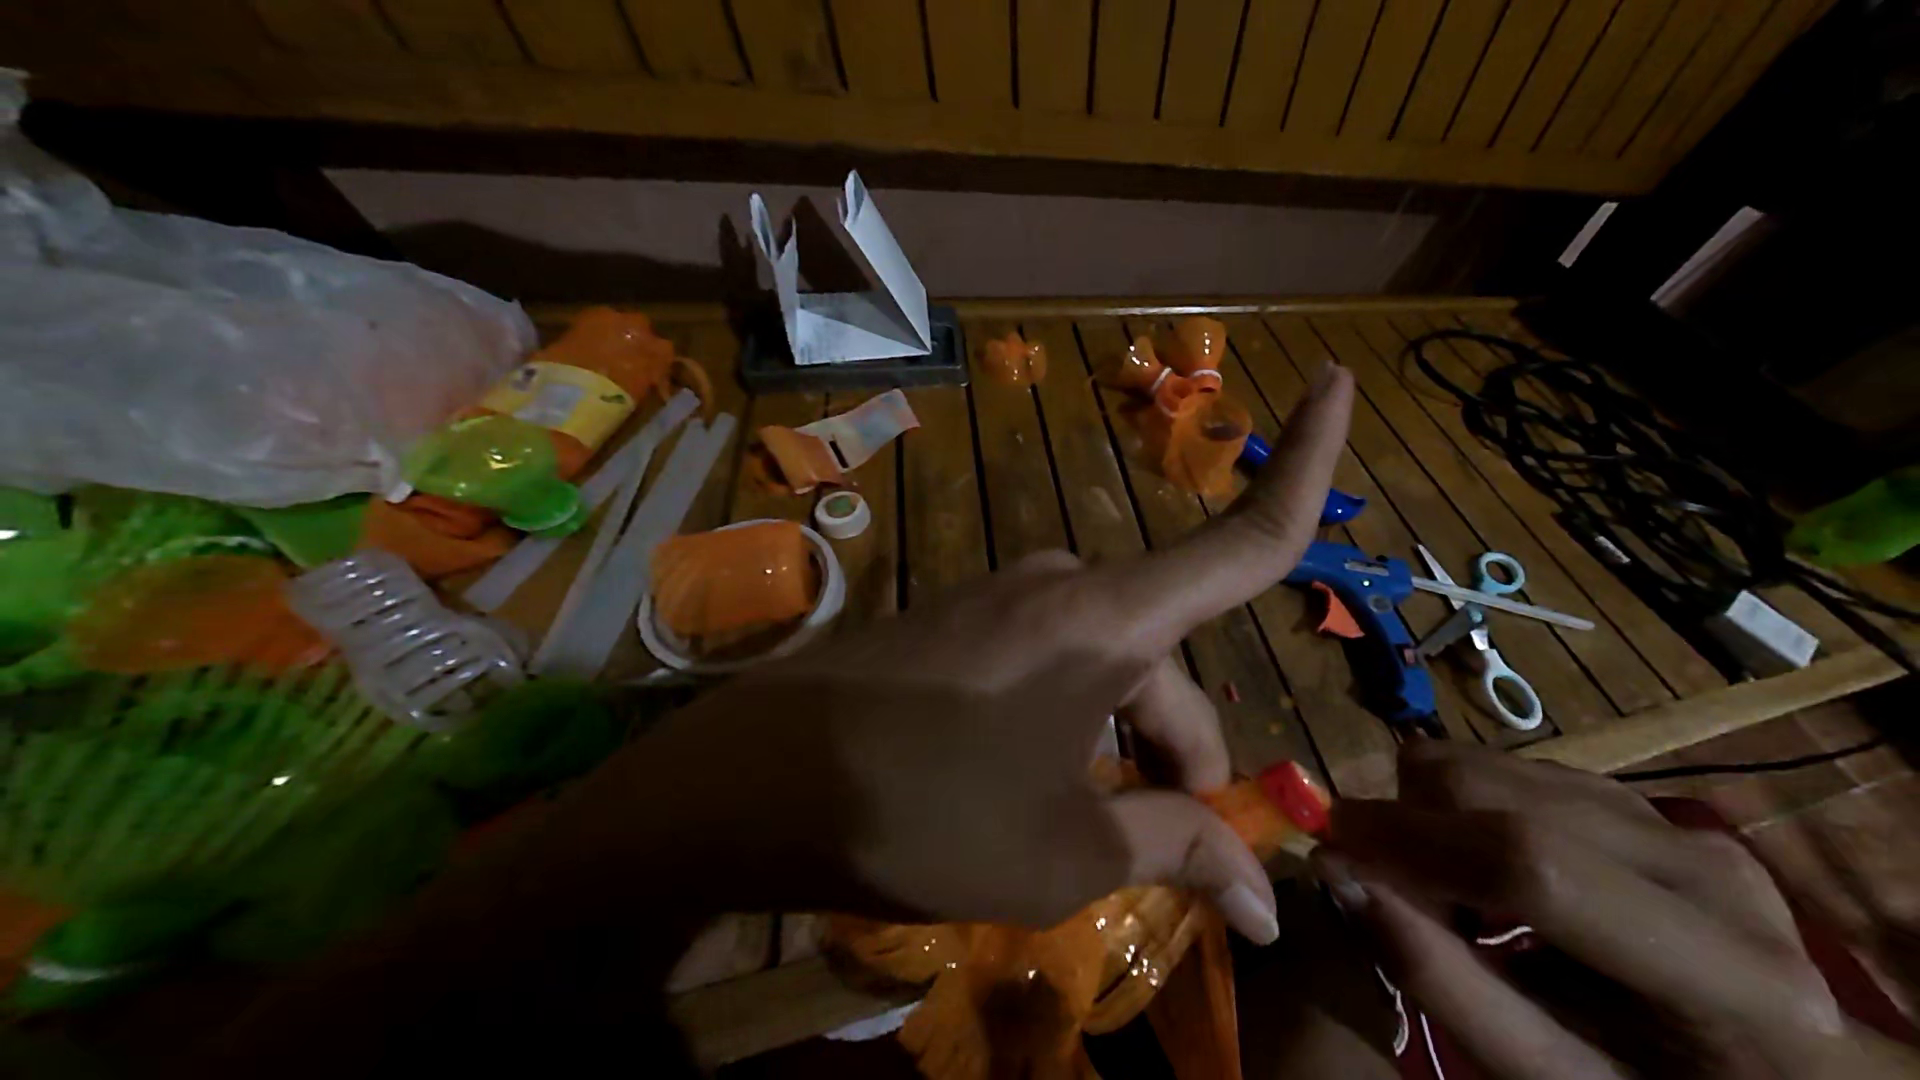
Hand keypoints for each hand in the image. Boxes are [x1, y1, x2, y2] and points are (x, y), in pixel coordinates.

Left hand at [540, 362, 1354, 945]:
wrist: (755, 778)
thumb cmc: (917, 813)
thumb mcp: (1060, 852)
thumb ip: (1172, 852)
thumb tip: (1271, 899)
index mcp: (1107, 623)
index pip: (1240, 541)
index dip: (1306, 465)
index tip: (1343, 387)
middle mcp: (1061, 587)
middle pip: (1167, 661)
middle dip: (1182, 753)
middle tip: (1175, 846)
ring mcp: (1000, 598)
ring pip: (1105, 668)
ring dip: (1121, 745)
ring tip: (1090, 831)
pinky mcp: (956, 620)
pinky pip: (1045, 663)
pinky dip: (1065, 722)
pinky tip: (1031, 784)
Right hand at [1313, 741, 1916, 1077]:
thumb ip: (1443, 981)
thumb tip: (1336, 873)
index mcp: (1729, 973)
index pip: (1530, 864)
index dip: (1408, 841)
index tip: (1325, 843)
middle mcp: (1708, 868)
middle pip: (1494, 790)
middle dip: (1406, 821)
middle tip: (1383, 882)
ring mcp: (1676, 822)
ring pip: (1489, 764)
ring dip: (1430, 812)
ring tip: (1445, 889)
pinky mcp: (1643, 801)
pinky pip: (1507, 768)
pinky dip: (1462, 807)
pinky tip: (1486, 871)